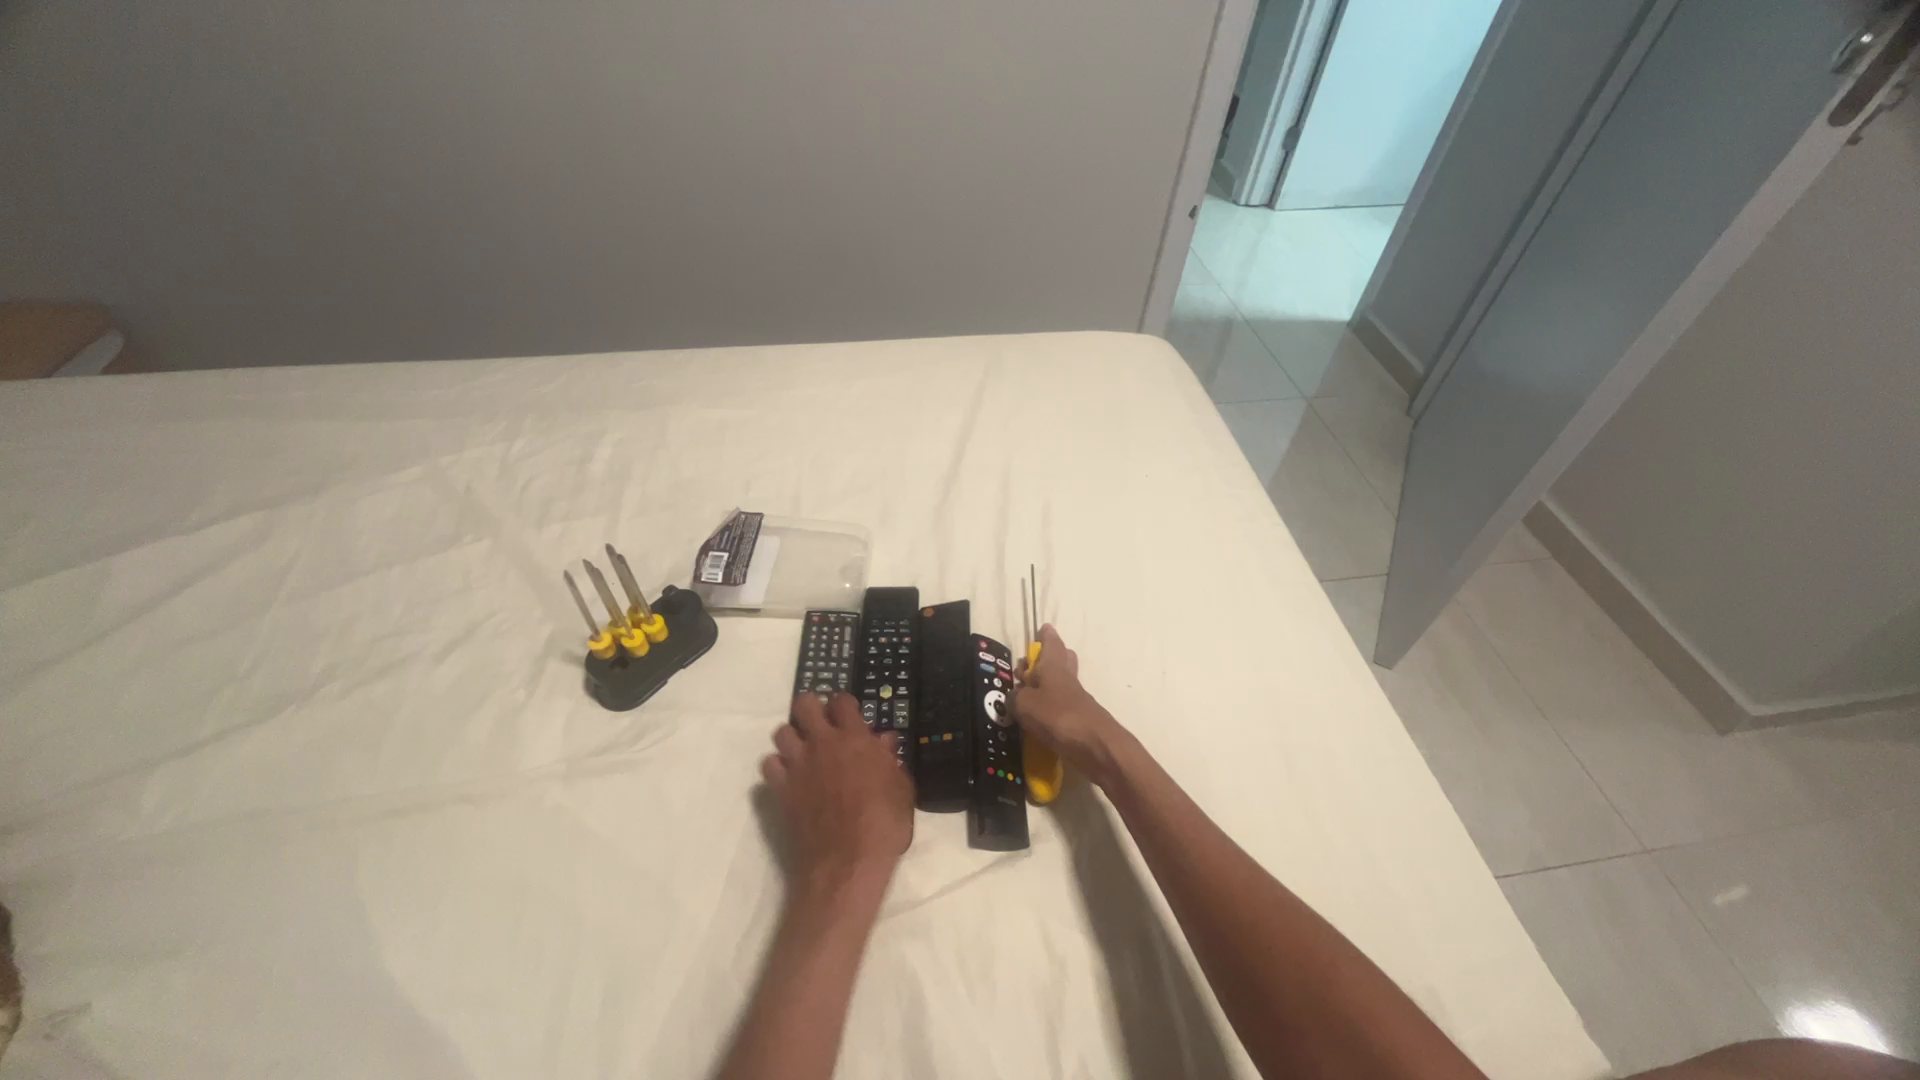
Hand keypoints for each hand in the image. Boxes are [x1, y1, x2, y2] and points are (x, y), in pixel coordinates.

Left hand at [762, 693, 914, 886]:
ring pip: (782, 732)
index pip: (842, 701)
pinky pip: (769, 765)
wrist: (847, 862)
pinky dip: (778, 767)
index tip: (848, 715)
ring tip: (804, 752)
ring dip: (793, 738)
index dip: (844, 705)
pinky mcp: (780, 788)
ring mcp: (798, 764)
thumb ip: (890, 760)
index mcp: (854, 738)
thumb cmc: (884, 825)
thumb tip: (884, 741)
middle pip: (804, 704)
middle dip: (811, 709)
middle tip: (821, 725)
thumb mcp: (901, 789)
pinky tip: (789, 777)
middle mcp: (822, 743)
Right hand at [1014, 625, 1129, 786]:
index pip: (1052, 643)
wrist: (1096, 747)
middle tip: (1030, 666)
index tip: (1043, 629)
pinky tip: (1037, 720)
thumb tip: (1014, 697)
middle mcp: (1067, 679)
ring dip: (1046, 686)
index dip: (1046, 636)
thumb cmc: (1058, 717)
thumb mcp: (1024, 704)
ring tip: (1025, 696)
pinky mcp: (1079, 720)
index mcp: (1054, 667)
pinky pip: (1061, 707)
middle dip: (1047, 659)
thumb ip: (1015, 698)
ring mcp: (1075, 700)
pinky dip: (1049, 709)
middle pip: (1061, 661)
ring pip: (1060, 684)